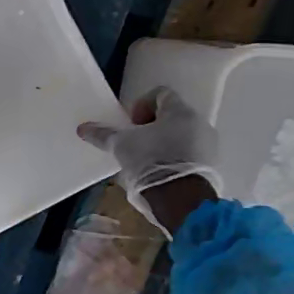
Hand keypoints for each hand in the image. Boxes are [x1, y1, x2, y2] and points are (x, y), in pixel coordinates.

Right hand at [79, 87, 223, 233]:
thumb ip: (103, 134)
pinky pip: (191, 153)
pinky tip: (161, 172)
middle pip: (171, 115)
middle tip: (136, 142)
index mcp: (179, 111)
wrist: (181, 199)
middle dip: (151, 126)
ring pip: (182, 135)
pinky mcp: (212, 165)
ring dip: (164, 143)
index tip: (131, 124)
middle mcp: (199, 123)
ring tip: (146, 160)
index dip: (141, 105)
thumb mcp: (121, 146)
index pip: (160, 93)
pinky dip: (176, 158)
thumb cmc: (150, 161)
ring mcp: (209, 145)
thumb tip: (82, 128)